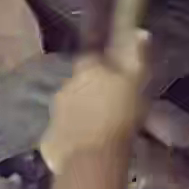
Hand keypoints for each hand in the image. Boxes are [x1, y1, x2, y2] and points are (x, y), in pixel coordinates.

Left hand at [39, 26, 149, 172]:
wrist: (93, 156)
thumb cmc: (121, 113)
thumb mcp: (138, 81)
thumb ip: (138, 56)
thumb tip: (140, 31)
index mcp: (87, 71)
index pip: (91, 57)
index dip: (102, 63)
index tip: (115, 71)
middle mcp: (65, 87)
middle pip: (79, 82)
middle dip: (91, 87)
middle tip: (111, 99)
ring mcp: (53, 113)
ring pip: (70, 105)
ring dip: (82, 109)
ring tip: (101, 122)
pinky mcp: (48, 138)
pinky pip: (64, 128)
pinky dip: (74, 131)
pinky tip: (88, 140)